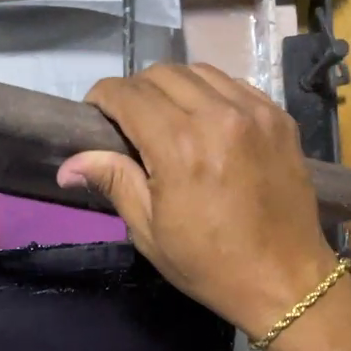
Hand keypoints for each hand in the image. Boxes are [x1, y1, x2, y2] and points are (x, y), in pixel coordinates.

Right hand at [57, 64, 339, 337]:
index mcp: (179, 146)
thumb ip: (115, 182)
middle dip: (135, 91)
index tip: (95, 115)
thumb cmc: (209, 266)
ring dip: (172, 87)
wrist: (283, 279)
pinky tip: (205, 124)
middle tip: (128, 123)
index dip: (102, 98)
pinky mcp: (278, 118)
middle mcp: (218, 115)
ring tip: (166, 120)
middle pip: (161, 74)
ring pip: (198, 71)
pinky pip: (234, 85)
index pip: (127, 94)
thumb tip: (67, 165)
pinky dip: (210, 94)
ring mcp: (254, 112)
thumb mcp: (151, 232)